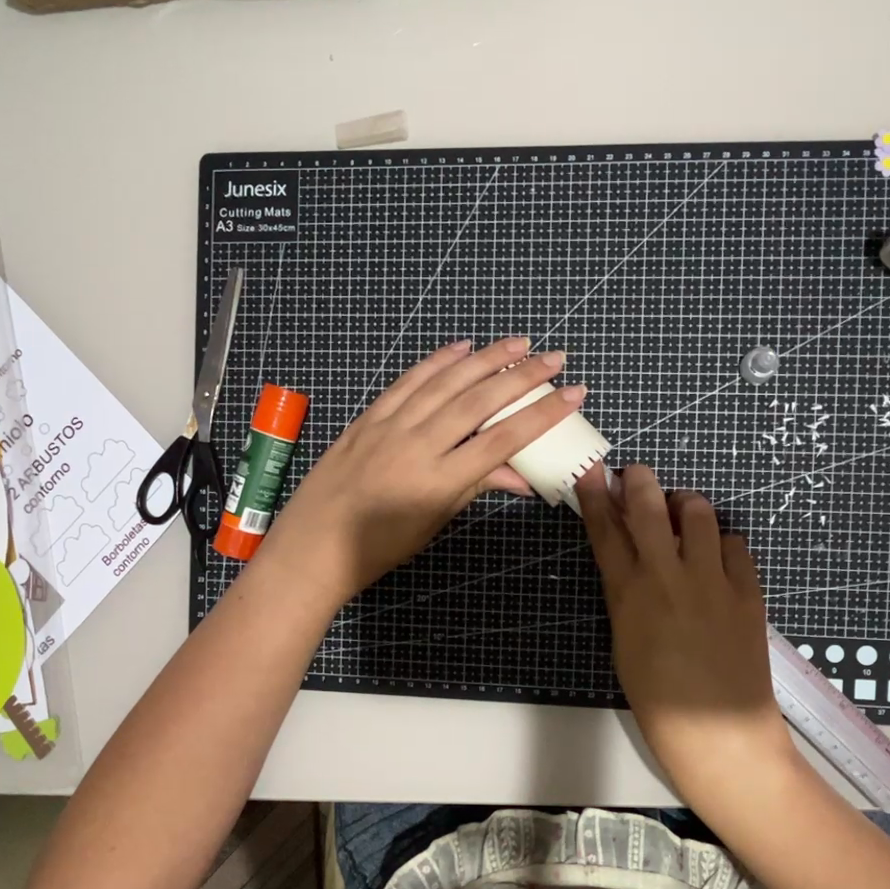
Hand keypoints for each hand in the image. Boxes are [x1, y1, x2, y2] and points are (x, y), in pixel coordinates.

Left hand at [260, 338, 584, 602]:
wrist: (315, 544)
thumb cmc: (381, 546)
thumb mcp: (435, 521)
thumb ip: (476, 488)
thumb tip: (522, 477)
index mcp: (440, 479)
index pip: (504, 438)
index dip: (543, 414)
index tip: (574, 393)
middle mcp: (418, 443)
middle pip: (480, 399)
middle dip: (522, 375)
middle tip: (555, 357)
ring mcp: (391, 425)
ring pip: (447, 381)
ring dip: (486, 358)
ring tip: (518, 343)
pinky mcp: (369, 416)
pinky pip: (409, 381)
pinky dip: (437, 361)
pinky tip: (461, 347)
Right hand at [573, 464, 797, 804]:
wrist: (720, 733)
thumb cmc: (659, 700)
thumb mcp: (625, 643)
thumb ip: (625, 595)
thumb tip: (628, 559)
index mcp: (628, 595)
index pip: (605, 530)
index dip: (596, 495)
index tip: (592, 471)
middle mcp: (668, 576)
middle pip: (650, 506)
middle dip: (639, 480)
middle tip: (636, 475)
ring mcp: (712, 580)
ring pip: (699, 512)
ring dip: (685, 506)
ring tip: (682, 517)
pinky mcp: (748, 589)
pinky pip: (735, 543)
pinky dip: (721, 541)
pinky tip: (716, 556)